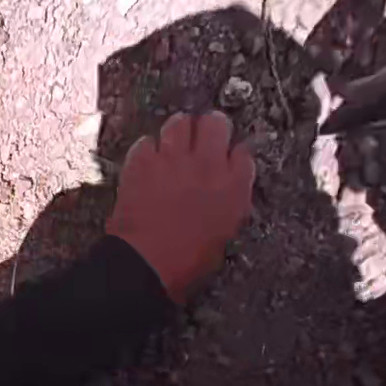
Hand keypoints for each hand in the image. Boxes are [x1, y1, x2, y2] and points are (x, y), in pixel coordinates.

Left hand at [106, 110, 256, 303]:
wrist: (146, 262)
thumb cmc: (188, 261)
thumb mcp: (223, 236)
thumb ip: (229, 204)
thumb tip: (226, 191)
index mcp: (233, 187)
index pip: (244, 153)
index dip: (234, 154)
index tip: (227, 159)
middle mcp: (207, 164)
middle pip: (215, 123)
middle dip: (209, 128)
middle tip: (201, 140)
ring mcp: (173, 159)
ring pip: (180, 122)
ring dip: (178, 130)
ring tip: (174, 143)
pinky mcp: (142, 161)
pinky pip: (147, 141)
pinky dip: (148, 149)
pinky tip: (148, 161)